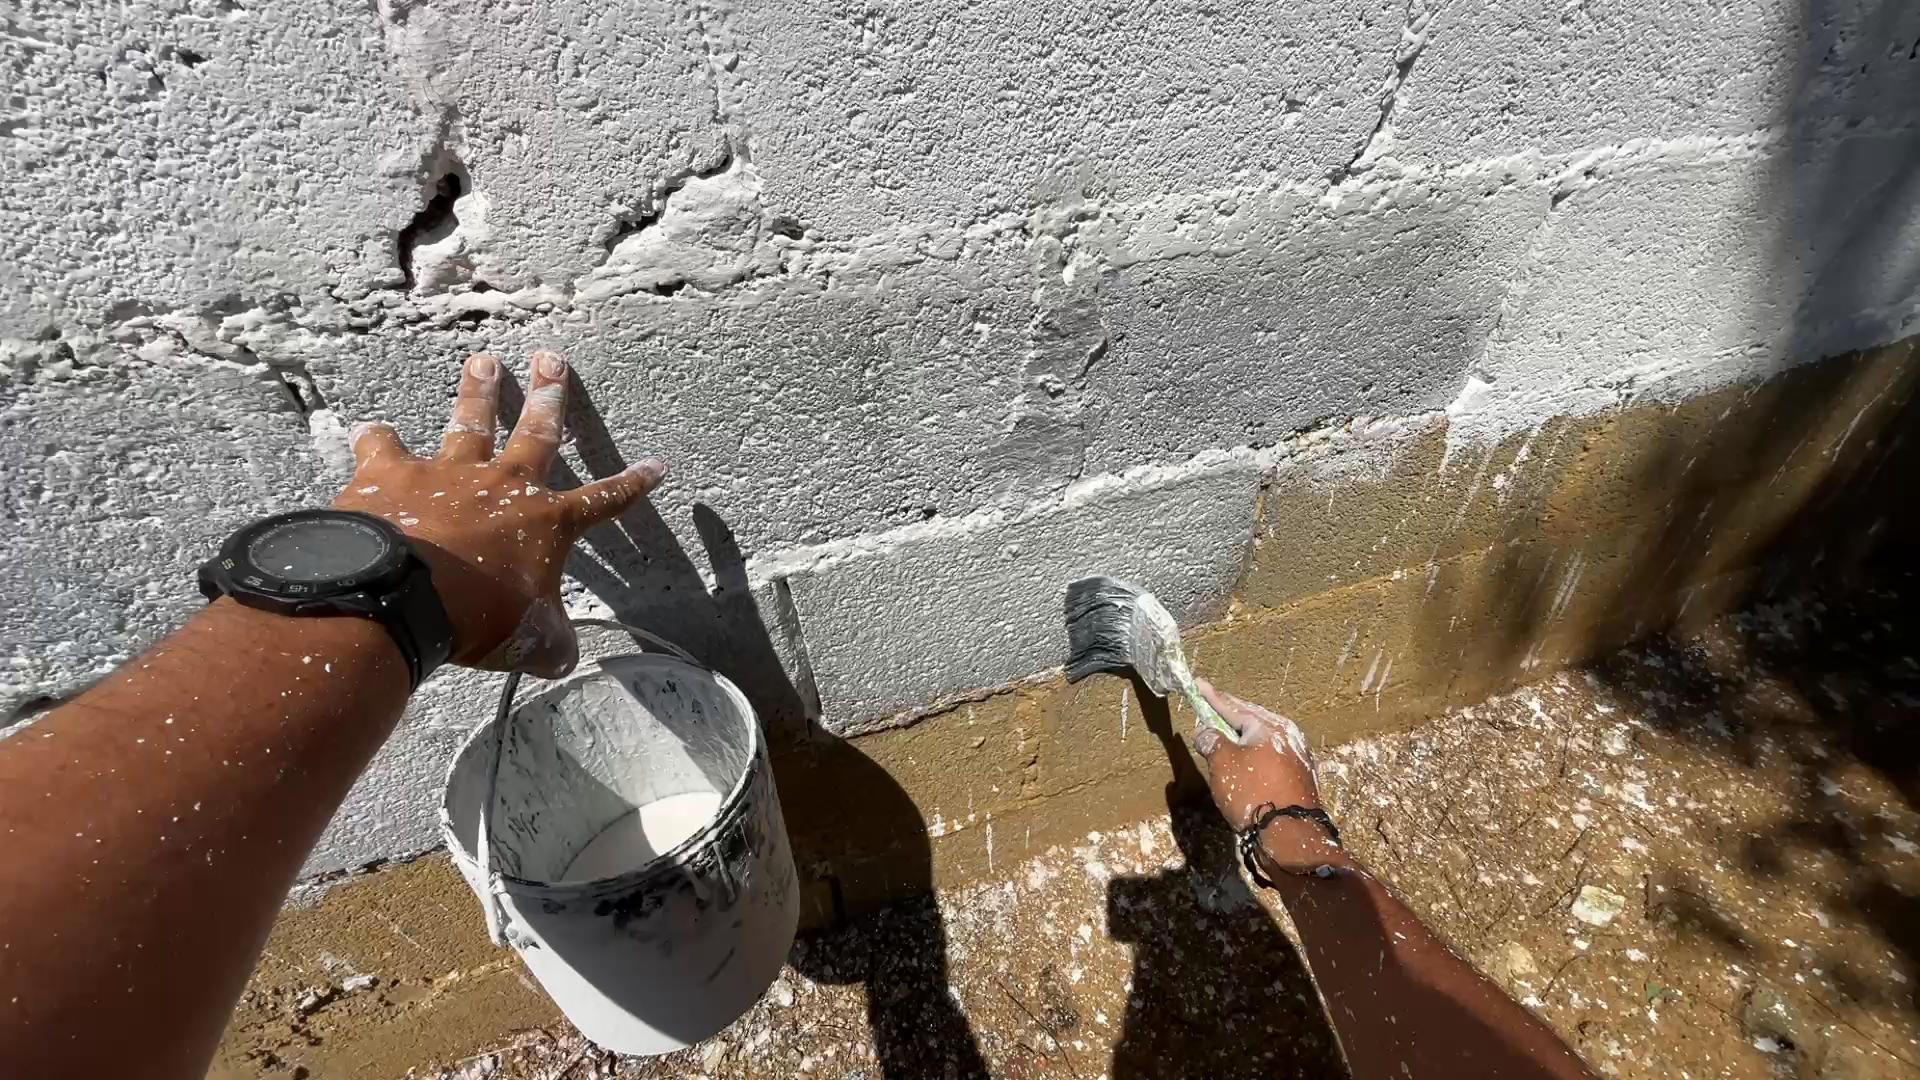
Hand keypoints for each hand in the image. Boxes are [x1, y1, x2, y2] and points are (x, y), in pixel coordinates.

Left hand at [332, 351, 665, 677]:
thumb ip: (553, 644)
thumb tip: (564, 661)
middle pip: (538, 432)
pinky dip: (378, 442)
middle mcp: (506, 485)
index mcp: (548, 522)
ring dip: (479, 391)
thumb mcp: (531, 641)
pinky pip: (384, 449)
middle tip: (553, 358)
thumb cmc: (478, 617)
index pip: (607, 500)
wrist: (398, 596)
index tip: (657, 465)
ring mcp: (449, 473)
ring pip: (470, 422)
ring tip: (484, 361)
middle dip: (551, 396)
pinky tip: (370, 431)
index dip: (635, 484)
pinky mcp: (391, 475)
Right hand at [1193, 679, 1341, 871]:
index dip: (1212, 697)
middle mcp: (1288, 736)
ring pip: (1259, 738)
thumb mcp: (1223, 763)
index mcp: (1270, 727)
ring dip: (1239, 735)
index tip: (1198, 684)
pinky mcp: (1297, 779)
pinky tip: (1241, 758)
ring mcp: (1296, 758)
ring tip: (1222, 731)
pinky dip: (1250, 753)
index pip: (1234, 706)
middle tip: (1209, 704)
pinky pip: (1267, 755)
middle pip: (1250, 720)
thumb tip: (1207, 732)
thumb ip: (1211, 740)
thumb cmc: (1253, 793)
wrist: (1290, 839)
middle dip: (1228, 713)